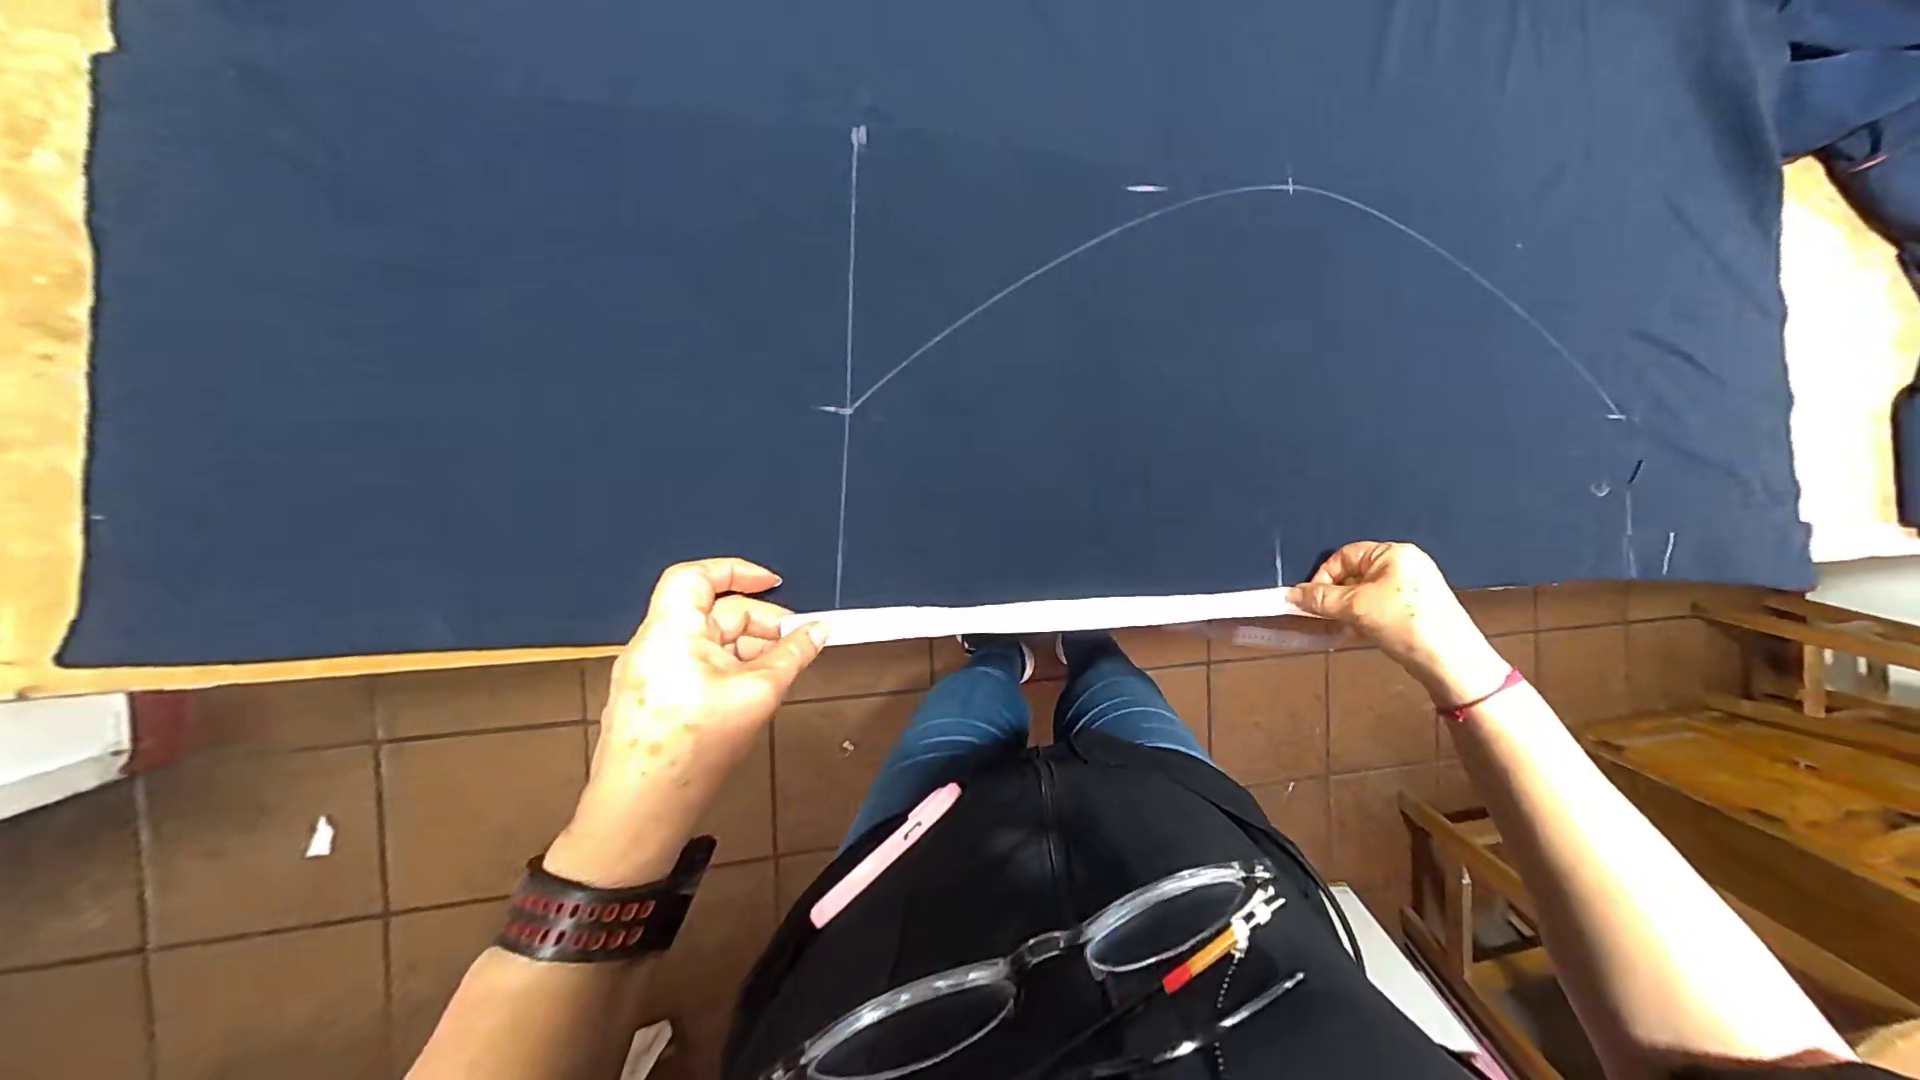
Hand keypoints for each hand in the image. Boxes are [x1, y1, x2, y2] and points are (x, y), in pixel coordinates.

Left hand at [547, 558, 828, 885]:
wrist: (640, 812)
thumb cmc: (694, 748)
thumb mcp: (757, 694)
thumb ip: (793, 655)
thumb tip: (820, 630)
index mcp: (669, 631)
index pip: (696, 576)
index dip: (738, 571)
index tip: (775, 584)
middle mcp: (653, 643)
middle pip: (712, 612)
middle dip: (758, 622)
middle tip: (797, 643)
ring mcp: (650, 670)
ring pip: (708, 641)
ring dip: (748, 648)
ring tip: (780, 671)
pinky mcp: (652, 694)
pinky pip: (696, 664)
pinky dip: (729, 666)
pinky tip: (754, 688)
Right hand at [1288, 542, 1506, 704]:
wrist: (1449, 660)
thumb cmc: (1403, 623)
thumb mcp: (1354, 607)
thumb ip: (1319, 598)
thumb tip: (1291, 595)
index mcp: (1394, 554)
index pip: (1344, 555)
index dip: (1323, 576)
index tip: (1311, 599)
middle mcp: (1404, 565)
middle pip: (1353, 574)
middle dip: (1333, 595)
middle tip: (1320, 614)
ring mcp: (1412, 588)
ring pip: (1363, 593)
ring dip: (1345, 609)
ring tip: (1336, 626)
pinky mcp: (1414, 609)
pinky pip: (1377, 606)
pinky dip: (1361, 617)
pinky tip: (1353, 633)